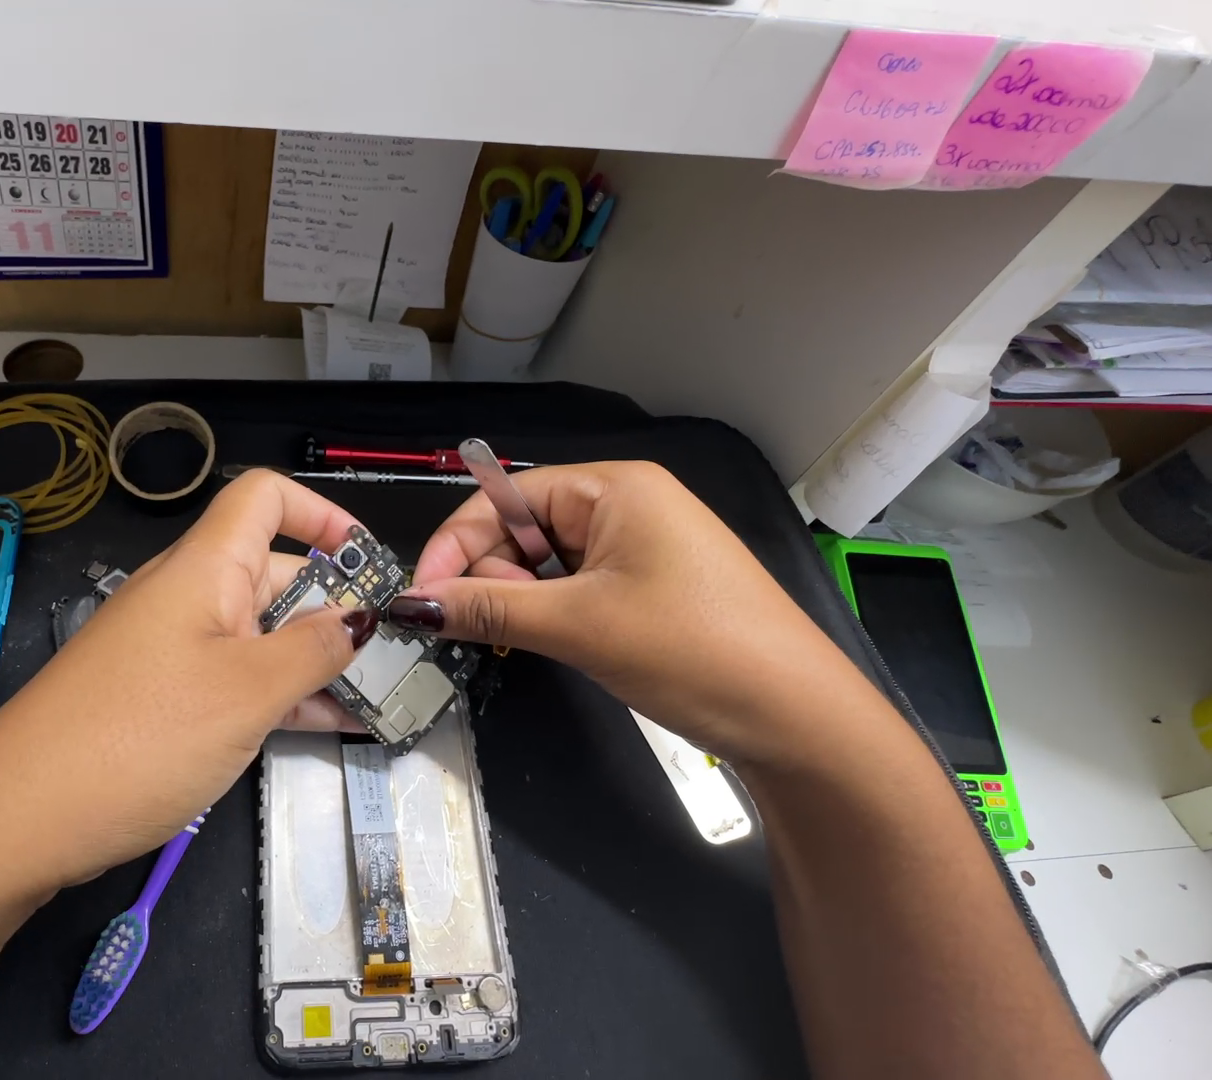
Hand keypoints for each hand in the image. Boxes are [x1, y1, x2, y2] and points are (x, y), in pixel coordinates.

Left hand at [0, 470, 375, 890]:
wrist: (18, 818)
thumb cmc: (141, 736)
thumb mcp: (246, 693)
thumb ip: (313, 650)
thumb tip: (361, 617)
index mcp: (205, 567)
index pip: (265, 498)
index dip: (322, 514)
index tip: (369, 562)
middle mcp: (189, 595)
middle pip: (274, 571)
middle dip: (335, 605)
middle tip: (391, 655)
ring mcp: (174, 648)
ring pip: (260, 633)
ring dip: (315, 659)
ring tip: (376, 699)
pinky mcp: (162, 695)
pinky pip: (235, 677)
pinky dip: (279, 693)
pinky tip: (328, 726)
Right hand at [387, 461, 883, 767]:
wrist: (801, 722)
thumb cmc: (691, 651)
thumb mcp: (579, 626)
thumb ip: (488, 608)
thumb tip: (410, 603)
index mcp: (613, 486)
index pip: (504, 497)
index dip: (455, 543)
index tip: (419, 595)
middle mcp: (625, 504)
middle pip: (522, 527)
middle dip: (490, 574)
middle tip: (475, 626)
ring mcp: (640, 546)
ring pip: (545, 561)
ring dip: (518, 597)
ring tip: (519, 636)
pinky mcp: (648, 585)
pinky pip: (575, 585)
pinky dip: (548, 610)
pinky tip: (547, 638)